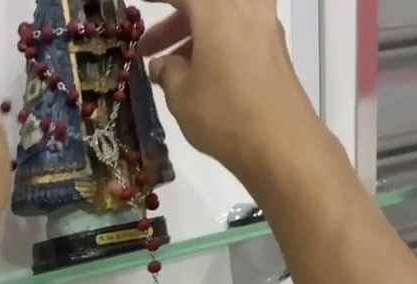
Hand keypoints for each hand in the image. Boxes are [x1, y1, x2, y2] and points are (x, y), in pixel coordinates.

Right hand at [140, 0, 326, 186]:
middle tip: (148, 49)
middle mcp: (244, 5)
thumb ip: (167, 72)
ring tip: (170, 65)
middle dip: (175, 19)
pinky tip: (198, 70)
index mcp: (216, 9)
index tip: (141, 4)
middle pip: (205, 2)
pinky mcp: (272, 44)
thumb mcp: (181, 94)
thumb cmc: (221, 112)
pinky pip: (238, 28)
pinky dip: (215, 40)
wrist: (276, 138)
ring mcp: (263, 22)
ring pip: (223, 14)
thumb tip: (160, 64)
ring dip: (195, 31)